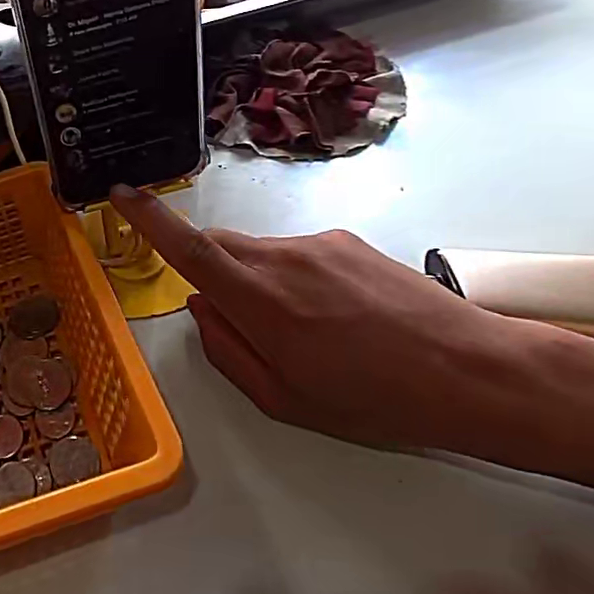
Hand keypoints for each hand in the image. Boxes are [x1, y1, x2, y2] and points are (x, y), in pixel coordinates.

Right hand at [108, 185, 538, 452]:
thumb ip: (225, 349)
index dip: (148, 219)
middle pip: (218, 244)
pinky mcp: (345, 238)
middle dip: (209, 268)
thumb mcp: (282, 399)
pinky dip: (293, 276)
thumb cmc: (373, 399)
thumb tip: (200, 307)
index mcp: (259, 302)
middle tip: (240, 317)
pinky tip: (336, 314)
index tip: (121, 193)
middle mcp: (281, 258)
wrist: (472, 371)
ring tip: (307, 328)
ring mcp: (316, 242)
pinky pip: (295, 251)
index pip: (188, 249)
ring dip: (258, 279)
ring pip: (258, 250)